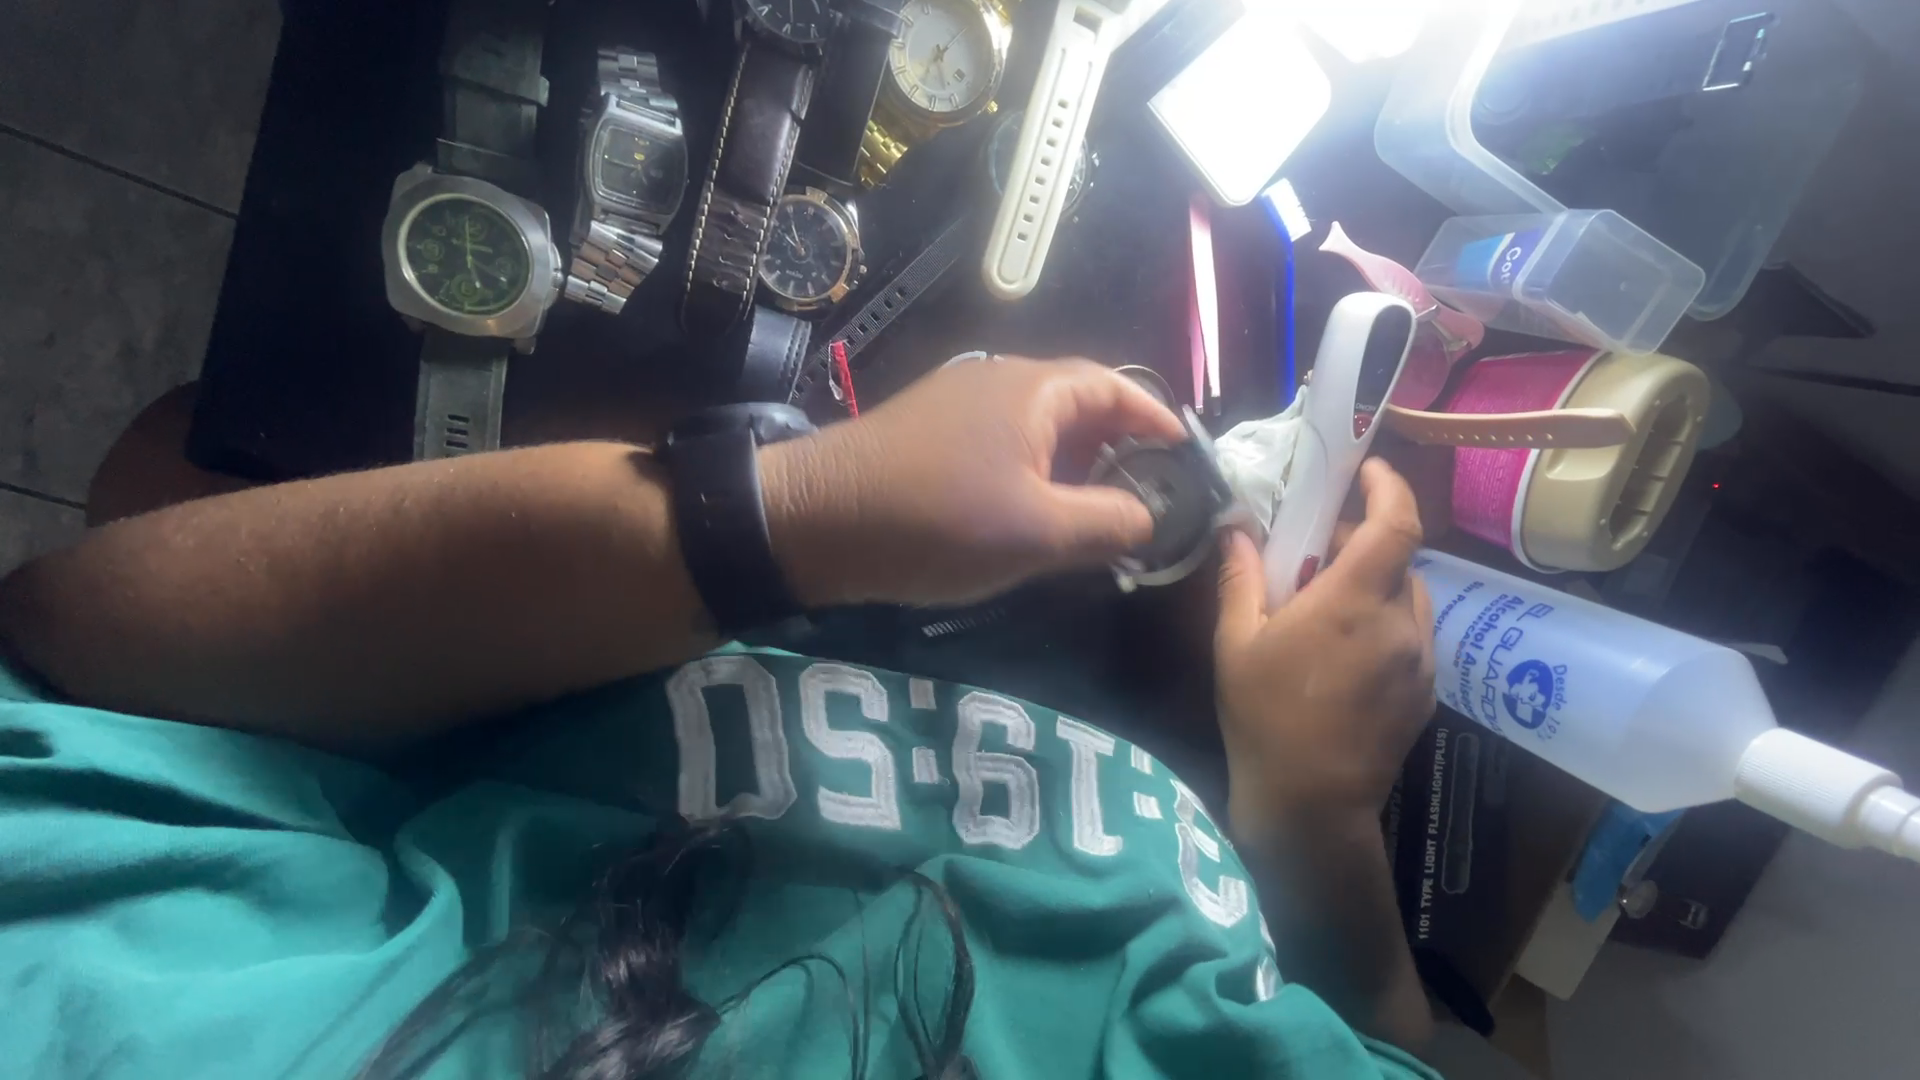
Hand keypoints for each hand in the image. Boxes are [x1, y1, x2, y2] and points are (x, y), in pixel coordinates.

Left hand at [761, 356, 1185, 606]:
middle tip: (1145, 502)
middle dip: (1119, 453)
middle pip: (1081, 408)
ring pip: (1039, 433)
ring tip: (1097, 519)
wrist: (815, 523)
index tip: (1185, 464)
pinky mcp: (930, 437)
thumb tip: (1153, 517)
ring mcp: (959, 407)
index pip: (1119, 388)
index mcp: (1035, 388)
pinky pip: (1002, 449)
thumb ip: (1109, 522)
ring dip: (1074, 471)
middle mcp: (1000, 382)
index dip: (1159, 422)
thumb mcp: (1038, 532)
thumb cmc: (937, 522)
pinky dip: (1032, 478)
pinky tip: (1032, 519)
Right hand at [1213, 459, 1435, 841]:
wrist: (1309, 801)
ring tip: (1326, 602)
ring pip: (1407, 595)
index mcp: (1351, 604)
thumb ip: (1240, 578)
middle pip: (1398, 557)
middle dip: (1361, 540)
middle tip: (1312, 551)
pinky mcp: (1426, 690)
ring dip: (1373, 580)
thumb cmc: (1263, 715)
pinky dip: (1383, 618)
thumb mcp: (1235, 643)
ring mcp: (1421, 660)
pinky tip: (1343, 648)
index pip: (1395, 525)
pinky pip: (1411, 632)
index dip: (1389, 487)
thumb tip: (1236, 530)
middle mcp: (1400, 624)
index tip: (1367, 468)